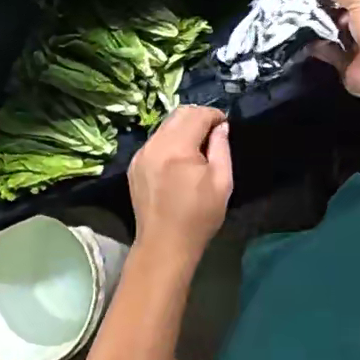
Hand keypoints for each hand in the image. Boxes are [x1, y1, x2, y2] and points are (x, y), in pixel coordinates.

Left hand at [128, 105, 231, 261]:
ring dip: (183, 128)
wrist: (164, 245)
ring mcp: (141, 154)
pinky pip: (155, 141)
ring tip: (197, 148)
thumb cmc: (198, 217)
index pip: (197, 114)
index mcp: (177, 148)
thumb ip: (222, 148)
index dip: (214, 116)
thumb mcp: (221, 182)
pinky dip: (169, 142)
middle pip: (178, 114)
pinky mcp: (134, 165)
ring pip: (165, 126)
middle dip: (198, 117)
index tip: (225, 125)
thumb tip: (220, 127)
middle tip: (213, 133)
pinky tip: (179, 161)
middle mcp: (155, 145)